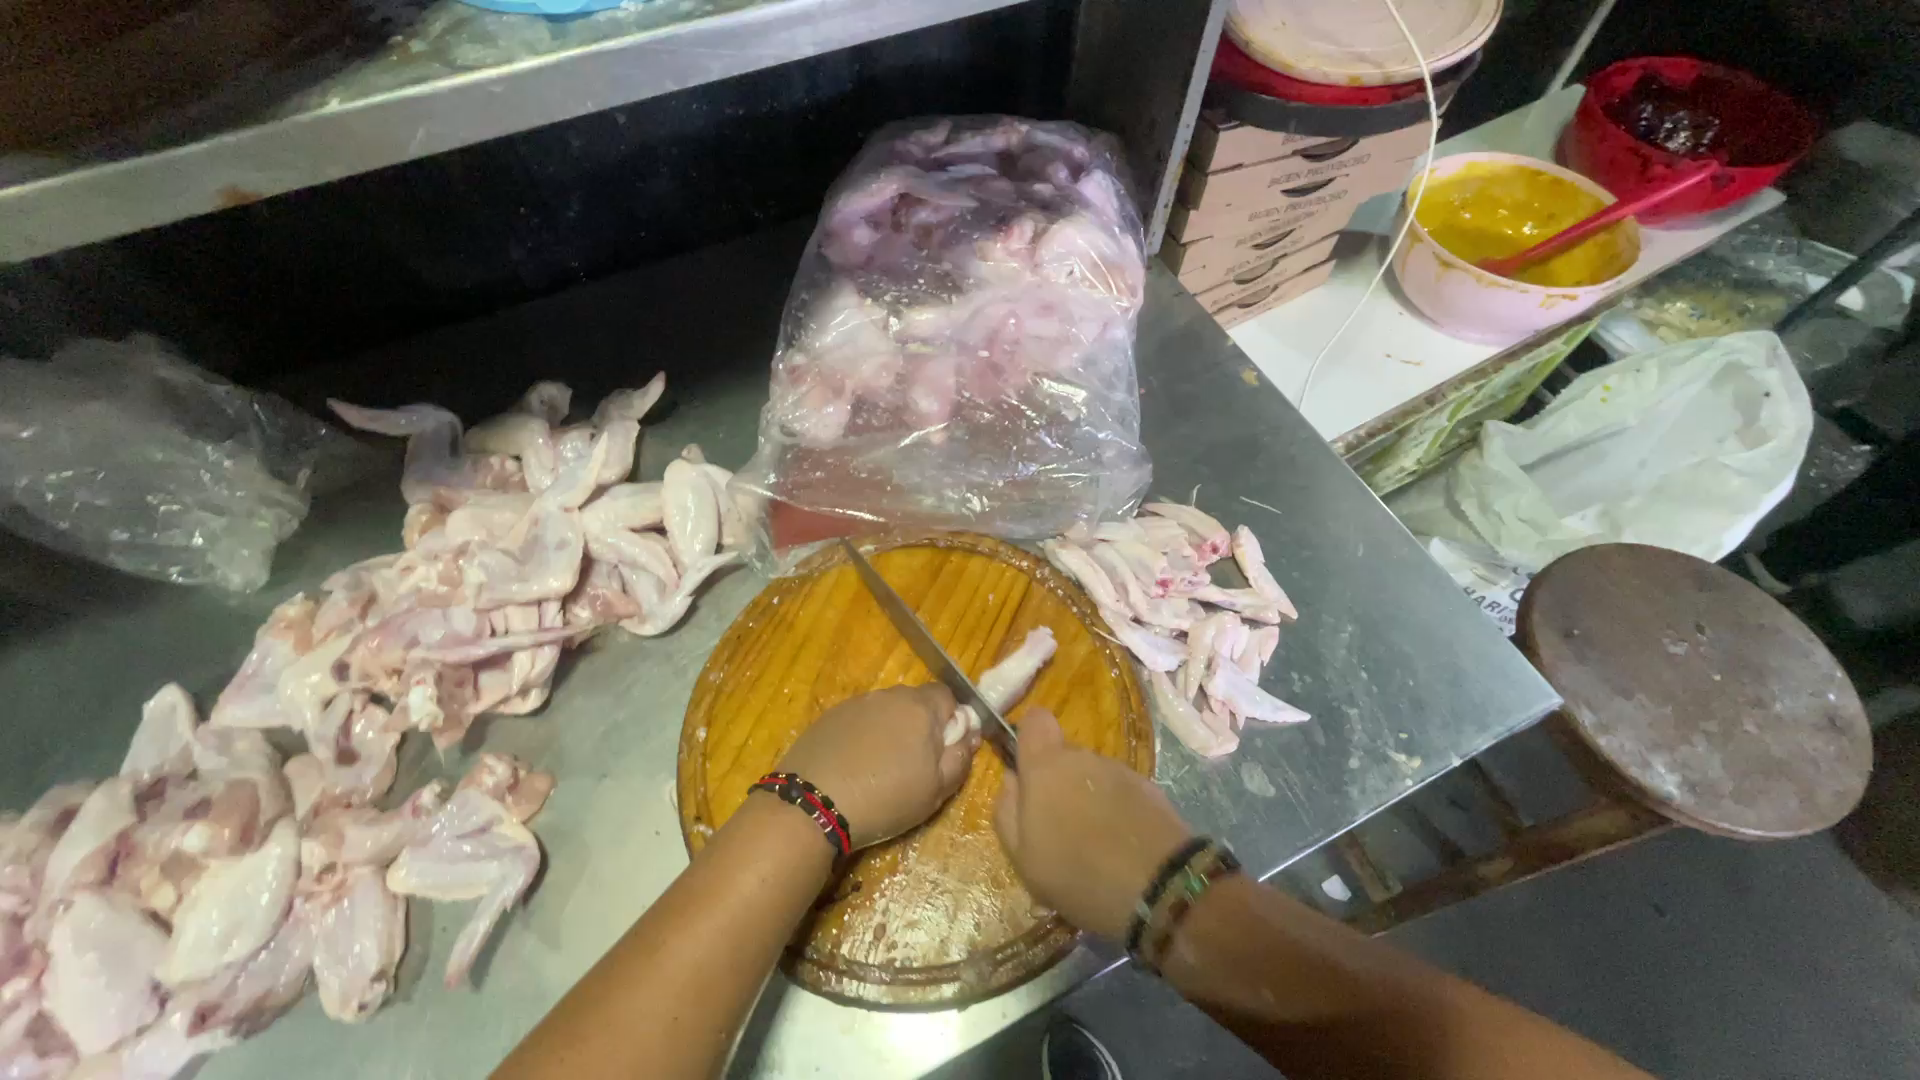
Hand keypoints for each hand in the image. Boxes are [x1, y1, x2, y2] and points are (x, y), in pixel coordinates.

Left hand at [777, 684, 972, 849]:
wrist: (813, 805)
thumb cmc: (885, 799)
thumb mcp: (936, 790)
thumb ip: (960, 758)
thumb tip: (968, 736)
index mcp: (920, 708)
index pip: (948, 696)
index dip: (951, 721)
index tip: (944, 751)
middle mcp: (888, 696)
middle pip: (915, 702)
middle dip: (920, 726)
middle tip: (913, 765)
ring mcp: (854, 704)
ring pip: (885, 712)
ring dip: (889, 732)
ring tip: (879, 769)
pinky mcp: (828, 717)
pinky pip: (857, 722)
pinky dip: (861, 738)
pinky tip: (853, 767)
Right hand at [994, 708, 1194, 940]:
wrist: (1160, 888)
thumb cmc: (1077, 874)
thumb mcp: (1022, 857)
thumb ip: (1006, 810)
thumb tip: (1011, 780)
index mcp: (1046, 766)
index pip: (1034, 720)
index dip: (1029, 739)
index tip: (1027, 772)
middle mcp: (1083, 757)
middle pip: (1064, 755)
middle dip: (1059, 782)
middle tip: (1060, 828)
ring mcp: (1120, 771)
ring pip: (1093, 774)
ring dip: (1089, 798)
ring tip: (1094, 844)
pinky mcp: (1150, 789)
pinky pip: (1120, 791)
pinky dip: (1116, 810)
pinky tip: (1121, 845)